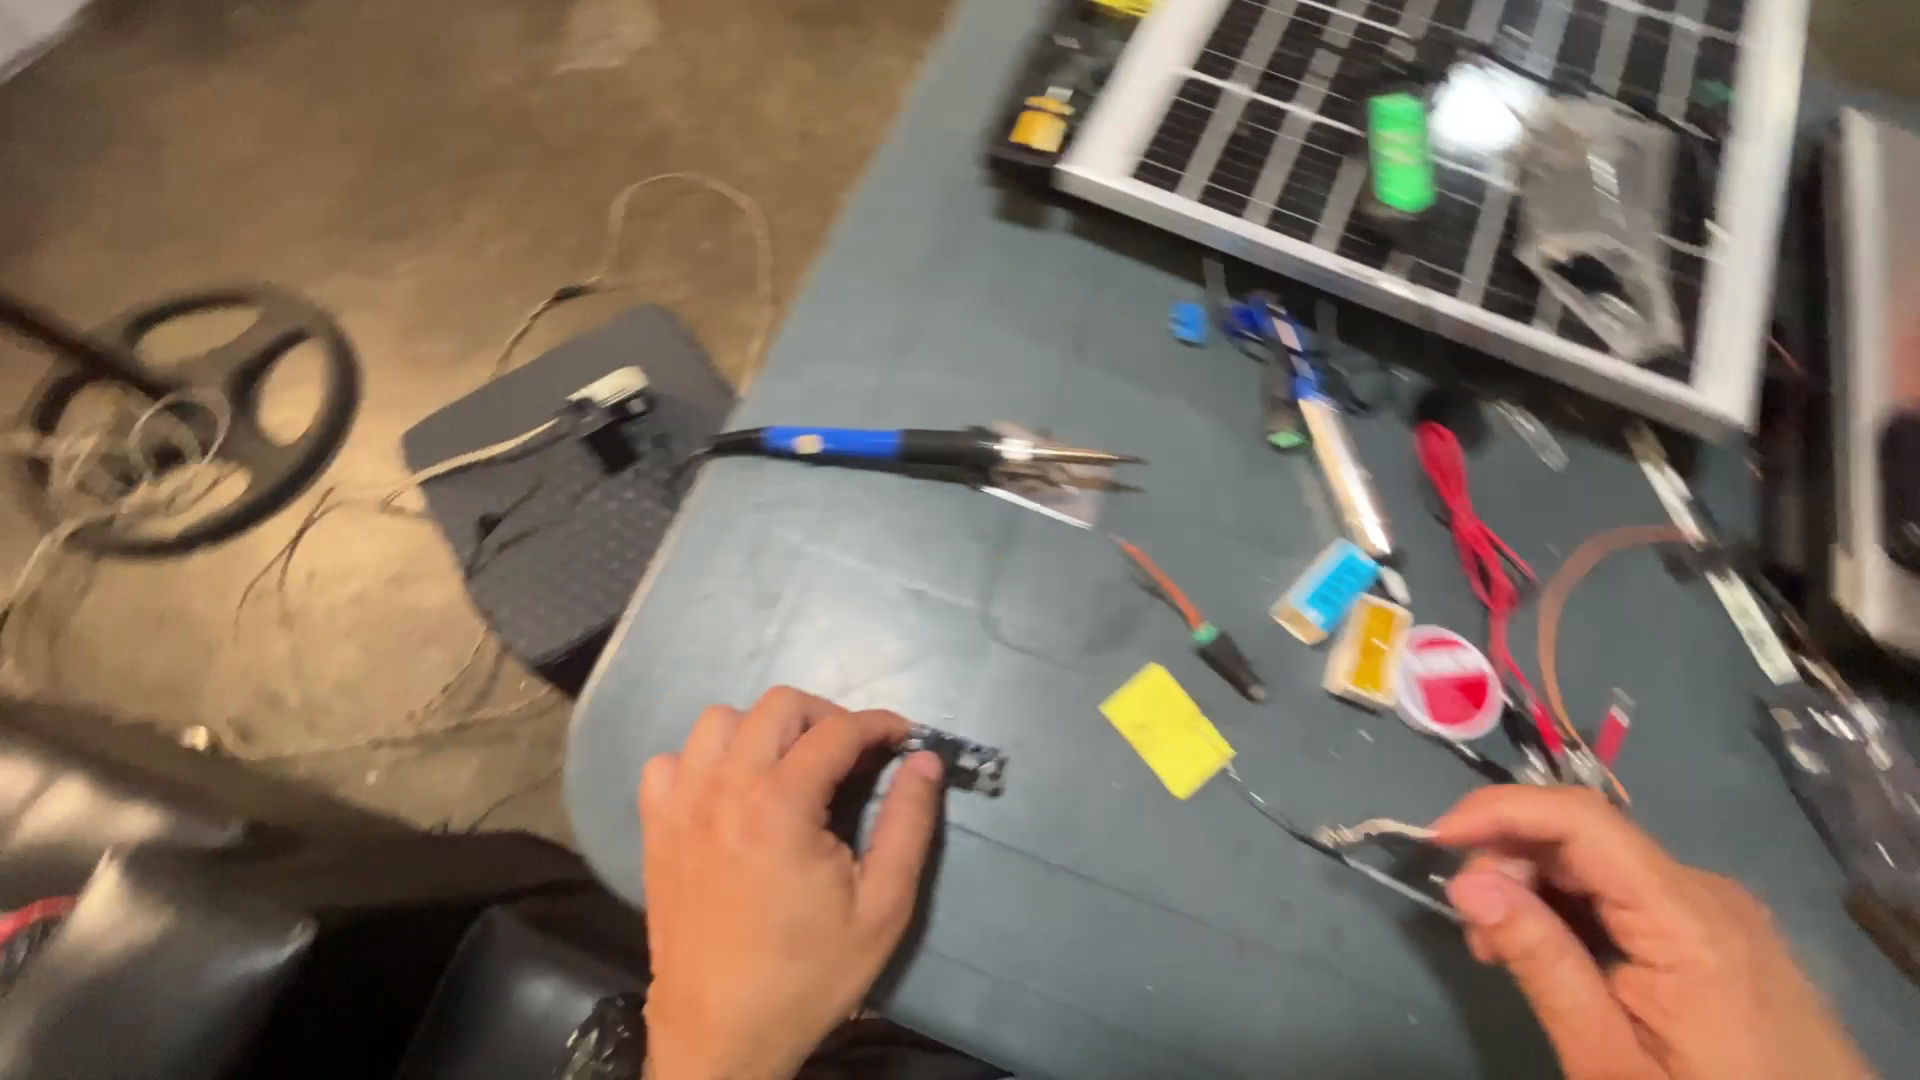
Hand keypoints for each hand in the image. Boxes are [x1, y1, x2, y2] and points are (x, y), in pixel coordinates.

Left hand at [638, 687, 945, 1079]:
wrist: (721, 1039)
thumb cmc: (808, 975)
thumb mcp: (882, 907)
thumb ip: (908, 823)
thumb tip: (923, 759)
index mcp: (781, 807)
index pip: (837, 730)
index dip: (879, 725)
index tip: (902, 738)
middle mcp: (725, 790)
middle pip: (778, 706)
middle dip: (826, 717)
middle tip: (851, 756)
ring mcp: (682, 807)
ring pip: (720, 721)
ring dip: (764, 730)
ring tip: (791, 767)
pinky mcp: (656, 829)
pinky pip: (671, 763)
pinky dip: (703, 761)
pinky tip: (729, 792)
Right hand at [1434, 787, 1875, 1079]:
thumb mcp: (1610, 1061)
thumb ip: (1542, 964)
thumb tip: (1465, 884)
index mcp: (1691, 922)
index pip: (1580, 819)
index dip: (1498, 810)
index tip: (1434, 840)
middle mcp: (1706, 892)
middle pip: (1576, 837)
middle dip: (1505, 867)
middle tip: (1475, 935)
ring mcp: (1713, 906)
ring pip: (1588, 859)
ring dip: (1528, 889)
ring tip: (1503, 952)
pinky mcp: (1711, 924)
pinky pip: (1616, 886)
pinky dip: (1564, 905)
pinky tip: (1546, 949)